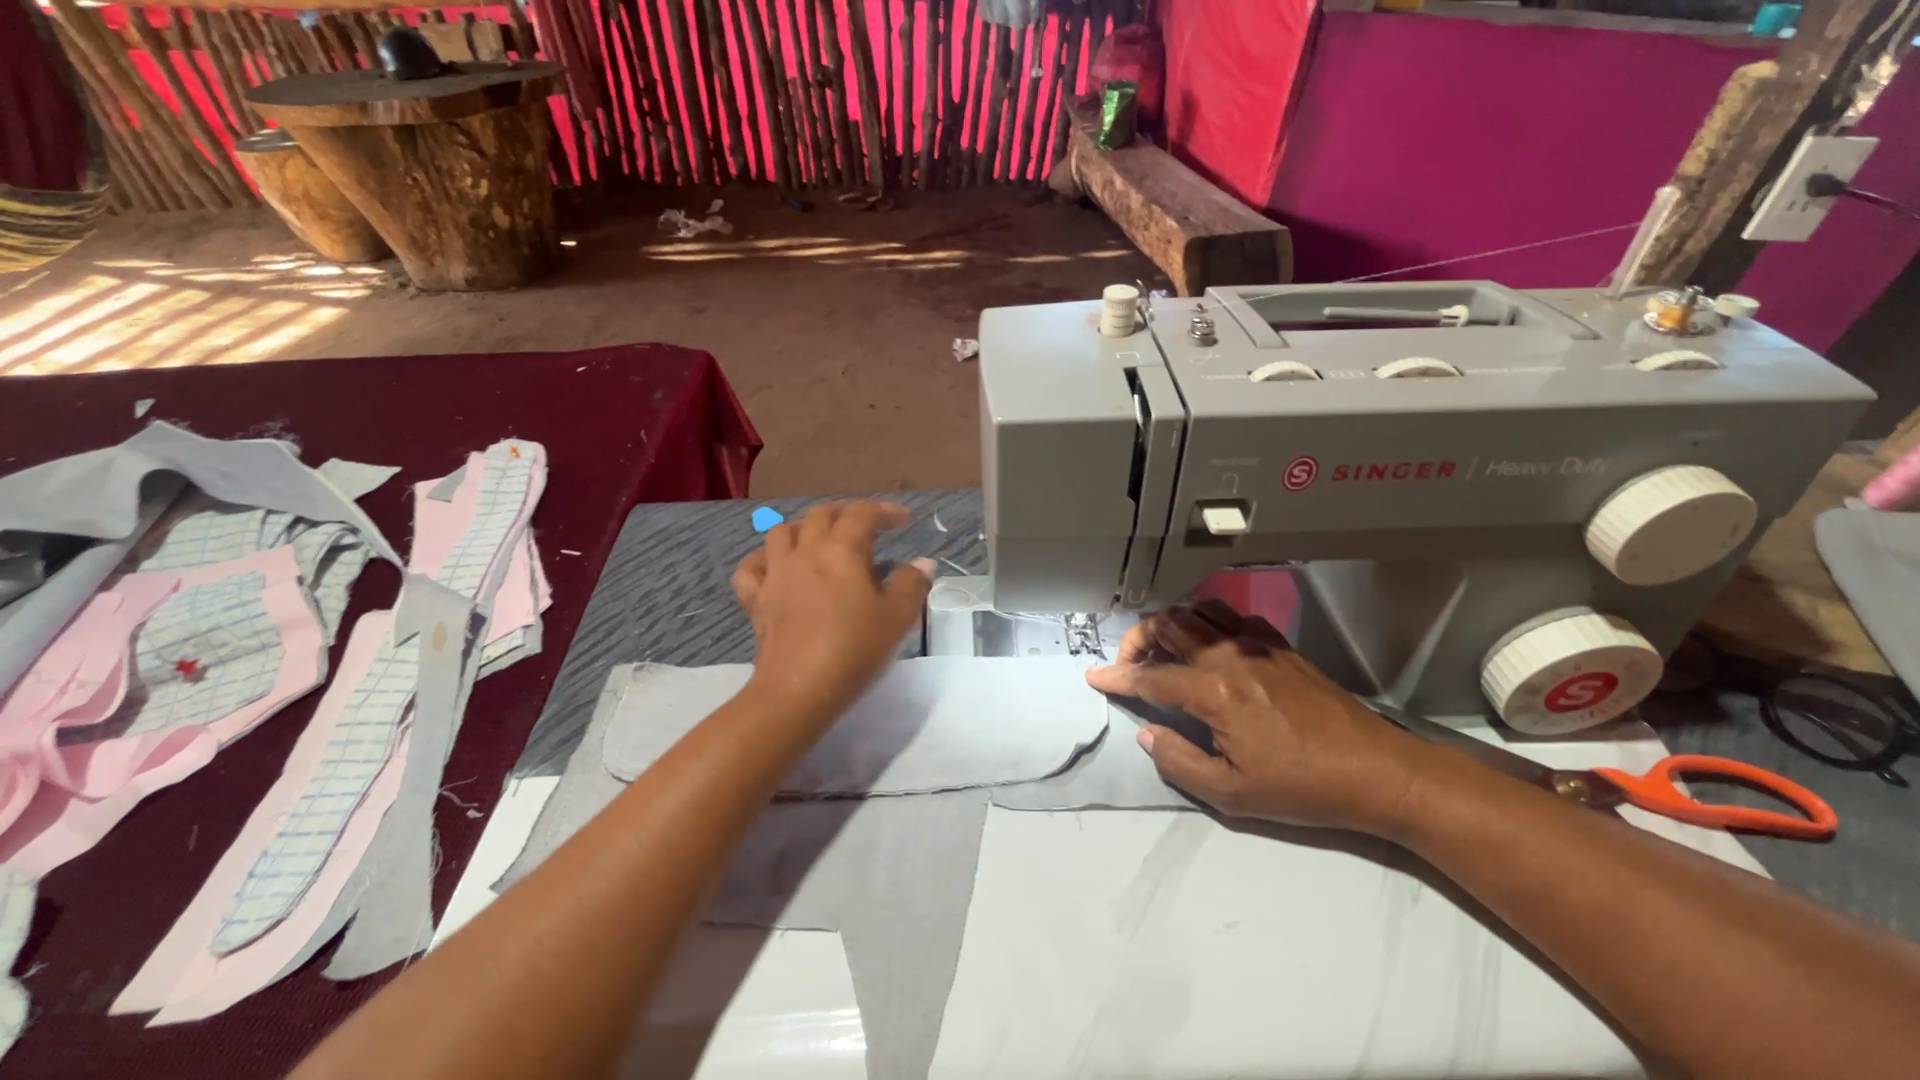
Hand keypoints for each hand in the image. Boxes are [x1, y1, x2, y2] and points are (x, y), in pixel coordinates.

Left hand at [731, 501, 932, 721]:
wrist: (798, 688)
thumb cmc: (853, 649)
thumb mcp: (896, 617)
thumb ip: (911, 584)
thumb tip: (921, 563)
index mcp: (840, 550)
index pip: (862, 513)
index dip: (884, 510)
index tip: (903, 520)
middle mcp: (804, 551)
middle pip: (821, 514)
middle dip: (846, 514)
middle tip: (867, 529)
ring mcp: (774, 574)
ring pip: (782, 531)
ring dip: (804, 528)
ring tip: (821, 542)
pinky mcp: (756, 600)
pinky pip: (752, 567)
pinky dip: (764, 559)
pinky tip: (776, 568)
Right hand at [1086, 599, 1439, 834]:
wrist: (1375, 769)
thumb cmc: (1300, 787)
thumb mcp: (1231, 794)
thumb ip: (1178, 761)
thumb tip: (1148, 733)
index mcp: (1214, 692)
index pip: (1150, 677)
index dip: (1117, 677)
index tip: (1095, 677)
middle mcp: (1231, 656)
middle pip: (1169, 624)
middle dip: (1138, 638)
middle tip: (1129, 665)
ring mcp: (1258, 645)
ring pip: (1200, 610)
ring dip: (1172, 623)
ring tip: (1163, 651)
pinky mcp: (1281, 646)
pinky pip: (1232, 617)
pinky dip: (1207, 622)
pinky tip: (1209, 648)